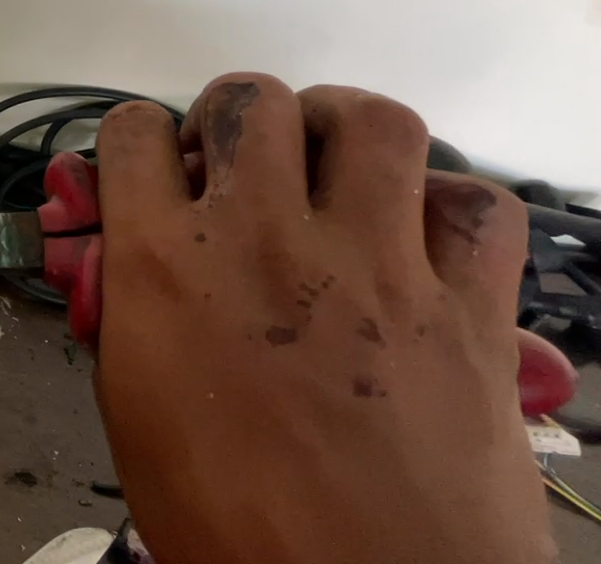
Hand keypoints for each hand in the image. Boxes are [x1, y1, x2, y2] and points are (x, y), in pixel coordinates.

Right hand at [94, 74, 552, 563]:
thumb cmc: (218, 501)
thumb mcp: (125, 388)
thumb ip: (121, 298)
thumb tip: (122, 248)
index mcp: (162, 259)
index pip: (130, 131)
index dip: (132, 136)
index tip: (144, 163)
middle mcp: (260, 238)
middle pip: (247, 101)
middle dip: (229, 113)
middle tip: (232, 155)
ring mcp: (375, 266)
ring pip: (372, 122)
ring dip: (336, 124)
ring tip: (326, 157)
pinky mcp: (473, 311)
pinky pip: (479, 208)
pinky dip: (445, 200)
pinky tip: (414, 230)